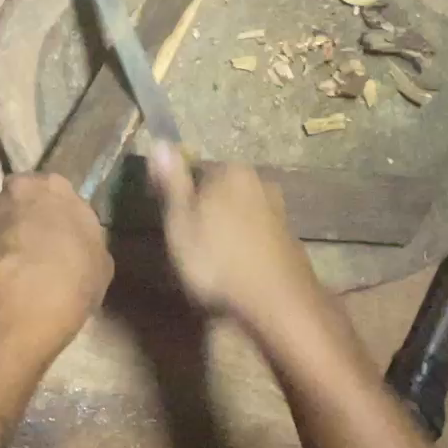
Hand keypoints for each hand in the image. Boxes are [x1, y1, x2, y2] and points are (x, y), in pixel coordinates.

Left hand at [0, 172, 113, 324]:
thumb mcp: (99, 259)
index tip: (58, 234)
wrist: (27, 297)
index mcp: (55, 186)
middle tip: (34, 247)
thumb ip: (84, 241)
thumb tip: (76, 246)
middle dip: (23, 218)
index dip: (56, 214)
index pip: (54, 191)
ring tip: (12, 268)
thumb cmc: (75, 272)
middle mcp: (16, 189)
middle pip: (19, 199)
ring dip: (2, 237)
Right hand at [147, 144, 325, 322]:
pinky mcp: (288, 236)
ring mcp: (277, 209)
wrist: (278, 304)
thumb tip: (159, 142)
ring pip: (236, 210)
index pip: (193, 168)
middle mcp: (258, 181)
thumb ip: (171, 183)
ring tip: (208, 257)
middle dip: (202, 208)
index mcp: (229, 171)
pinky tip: (233, 266)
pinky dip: (241, 243)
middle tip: (185, 240)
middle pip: (217, 189)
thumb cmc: (218, 261)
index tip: (166, 218)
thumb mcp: (180, 222)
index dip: (175, 192)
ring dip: (222, 227)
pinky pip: (253, 231)